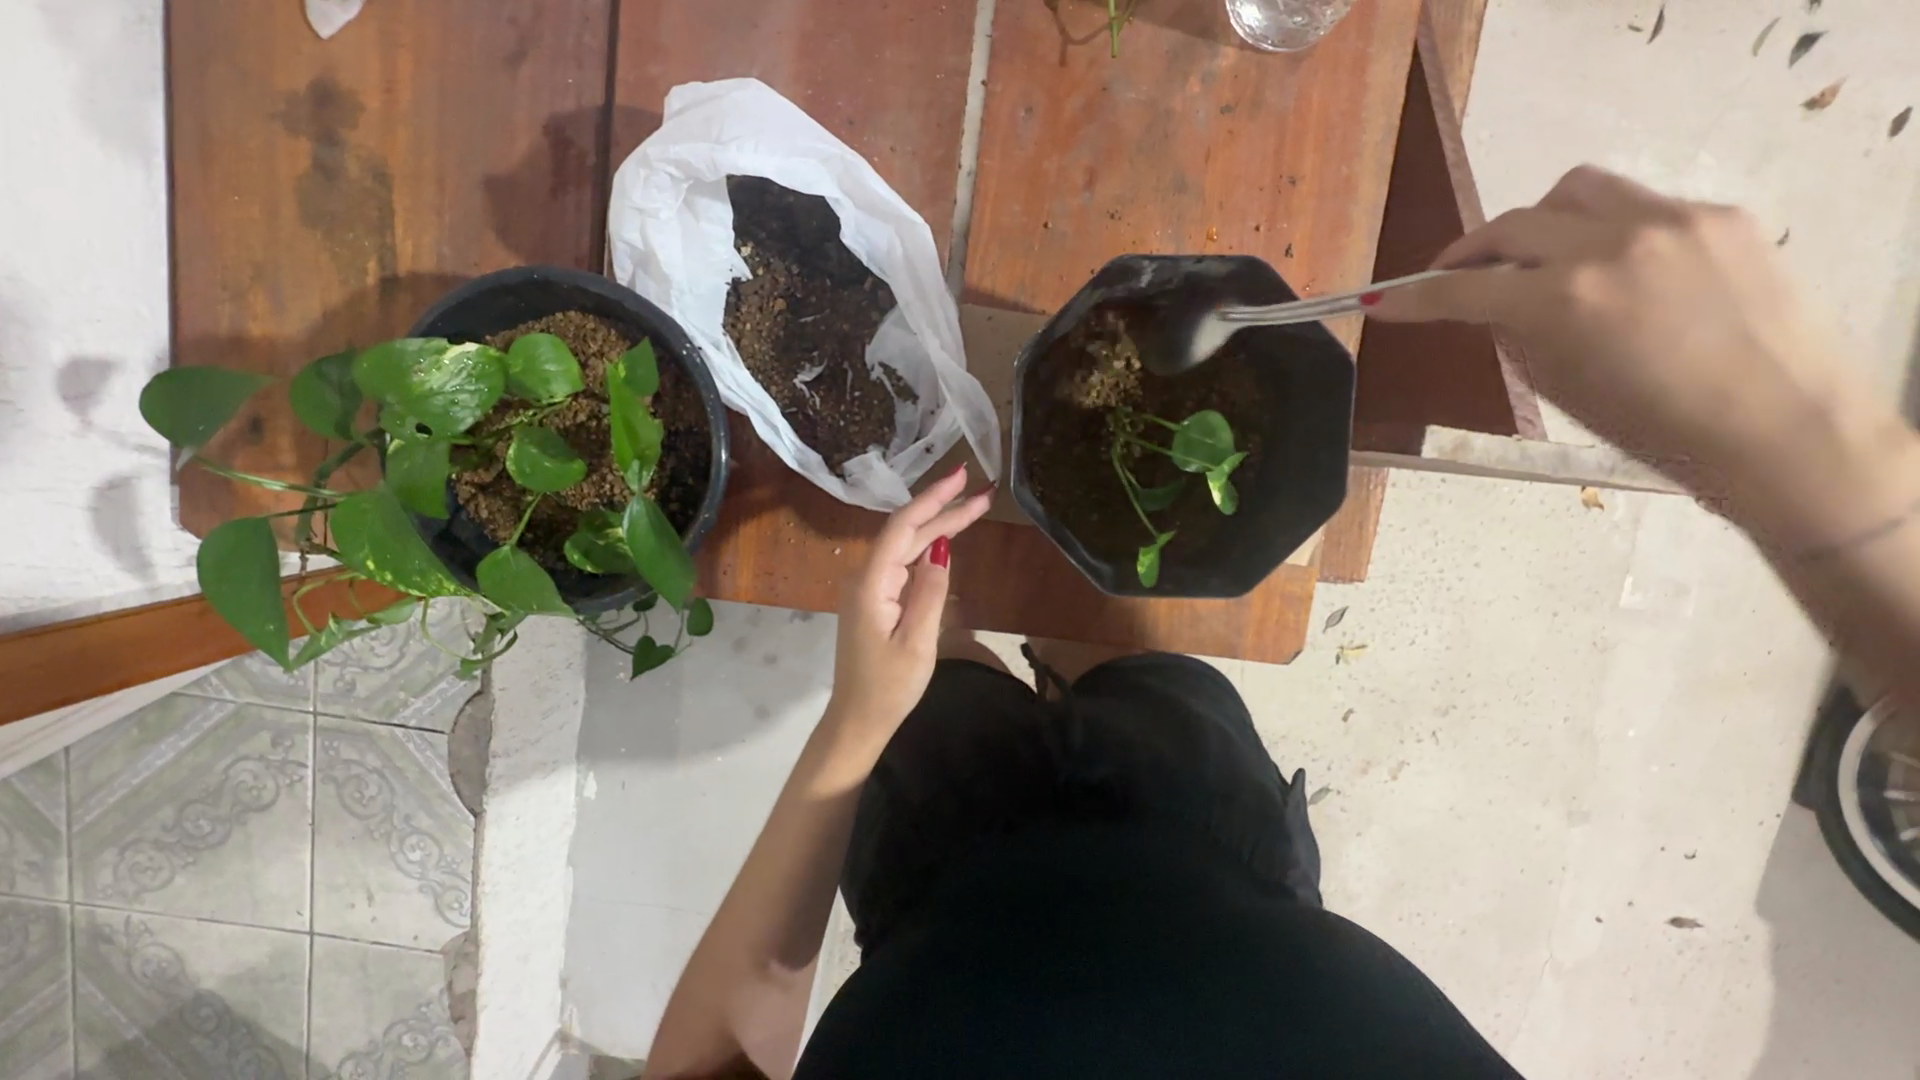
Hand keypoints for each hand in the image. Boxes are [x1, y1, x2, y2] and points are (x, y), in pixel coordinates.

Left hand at [825, 464, 992, 761]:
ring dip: (939, 527)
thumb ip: (930, 592)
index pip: (903, 528)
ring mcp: (870, 589)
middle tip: (981, 489)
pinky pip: (904, 566)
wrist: (858, 720)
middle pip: (907, 533)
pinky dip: (929, 550)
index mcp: (872, 584)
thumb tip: (943, 547)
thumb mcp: (917, 643)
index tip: (961, 477)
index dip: (933, 499)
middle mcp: (866, 578)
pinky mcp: (876, 601)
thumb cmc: (888, 688)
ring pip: (906, 548)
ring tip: (974, 507)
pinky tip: (948, 540)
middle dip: (944, 509)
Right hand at [1368, 165, 1888, 511]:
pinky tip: (1616, 271)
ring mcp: (1672, 222)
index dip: (1415, 298)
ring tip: (1537, 257)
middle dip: (1471, 252)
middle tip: (1455, 276)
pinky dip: (1605, 231)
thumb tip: (1494, 307)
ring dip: (1538, 222)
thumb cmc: (1655, 428)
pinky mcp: (1720, 217)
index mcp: (1565, 302)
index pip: (1464, 289)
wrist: (1779, 427)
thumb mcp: (1559, 386)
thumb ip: (1517, 336)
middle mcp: (1612, 245)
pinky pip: (1638, 205)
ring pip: (1574, 192)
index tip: (1384, 301)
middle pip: (1512, 225)